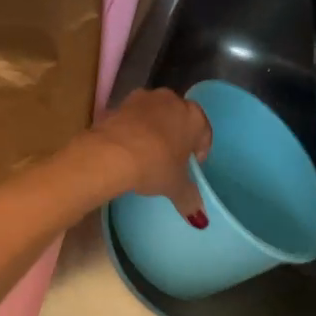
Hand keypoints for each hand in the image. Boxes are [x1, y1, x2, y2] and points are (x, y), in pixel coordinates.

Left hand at [86, 89, 212, 225]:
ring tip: (147, 154)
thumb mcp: (176, 186)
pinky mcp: (119, 103)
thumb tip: (198, 217)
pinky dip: (133, 130)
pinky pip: (132, 118)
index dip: (199, 151)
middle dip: (177, 137)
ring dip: (154, 130)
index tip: (191, 167)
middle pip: (179, 119)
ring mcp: (143, 98)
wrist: (111, 152)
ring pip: (155, 115)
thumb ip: (190, 199)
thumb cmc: (155, 165)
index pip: (204, 132)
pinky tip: (128, 149)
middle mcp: (171, 99)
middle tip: (170, 160)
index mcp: (194, 115)